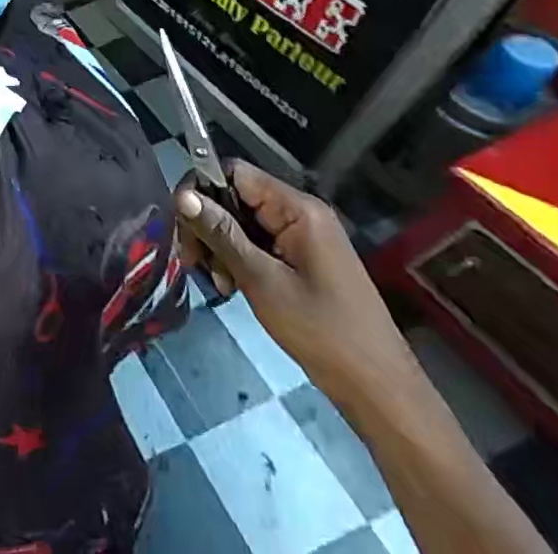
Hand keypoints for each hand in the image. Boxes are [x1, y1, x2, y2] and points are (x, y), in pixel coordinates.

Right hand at [173, 161, 417, 405]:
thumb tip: (181, 195)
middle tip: (193, 262)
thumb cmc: (321, 329)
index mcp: (298, 210)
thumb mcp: (261, 279)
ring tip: (218, 282)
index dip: (200, 188)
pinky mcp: (296, 257)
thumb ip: (220, 233)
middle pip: (231, 197)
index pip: (234, 172)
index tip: (181, 223)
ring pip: (236, 221)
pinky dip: (233, 259)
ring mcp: (299, 236)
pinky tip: (230, 286)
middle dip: (206, 225)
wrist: (375, 385)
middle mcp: (299, 214)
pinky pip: (252, 242)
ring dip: (217, 247)